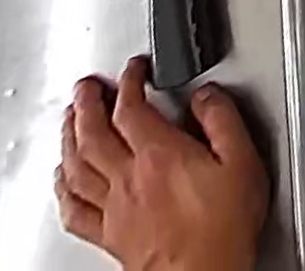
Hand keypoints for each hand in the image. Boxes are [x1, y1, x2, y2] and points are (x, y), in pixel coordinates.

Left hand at [57, 56, 267, 270]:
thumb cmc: (225, 223)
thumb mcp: (242, 157)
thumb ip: (223, 119)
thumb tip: (206, 95)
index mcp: (161, 155)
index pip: (132, 108)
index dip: (129, 81)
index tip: (134, 68)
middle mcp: (130, 179)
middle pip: (93, 135)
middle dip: (86, 105)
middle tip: (86, 86)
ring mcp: (115, 209)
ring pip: (76, 168)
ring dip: (68, 138)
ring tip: (68, 120)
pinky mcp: (109, 236)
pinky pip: (74, 209)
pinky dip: (63, 188)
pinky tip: (62, 179)